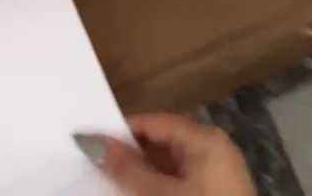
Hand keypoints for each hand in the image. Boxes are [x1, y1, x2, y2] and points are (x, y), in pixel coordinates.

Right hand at [81, 114, 256, 195]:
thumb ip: (130, 171)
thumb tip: (95, 143)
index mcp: (205, 139)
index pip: (156, 122)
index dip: (123, 130)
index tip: (92, 140)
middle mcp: (214, 150)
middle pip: (163, 143)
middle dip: (132, 155)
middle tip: (99, 164)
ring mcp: (218, 176)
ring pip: (171, 166)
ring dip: (144, 175)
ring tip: (113, 183)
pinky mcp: (218, 195)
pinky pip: (182, 183)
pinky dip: (160, 188)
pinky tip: (139, 194)